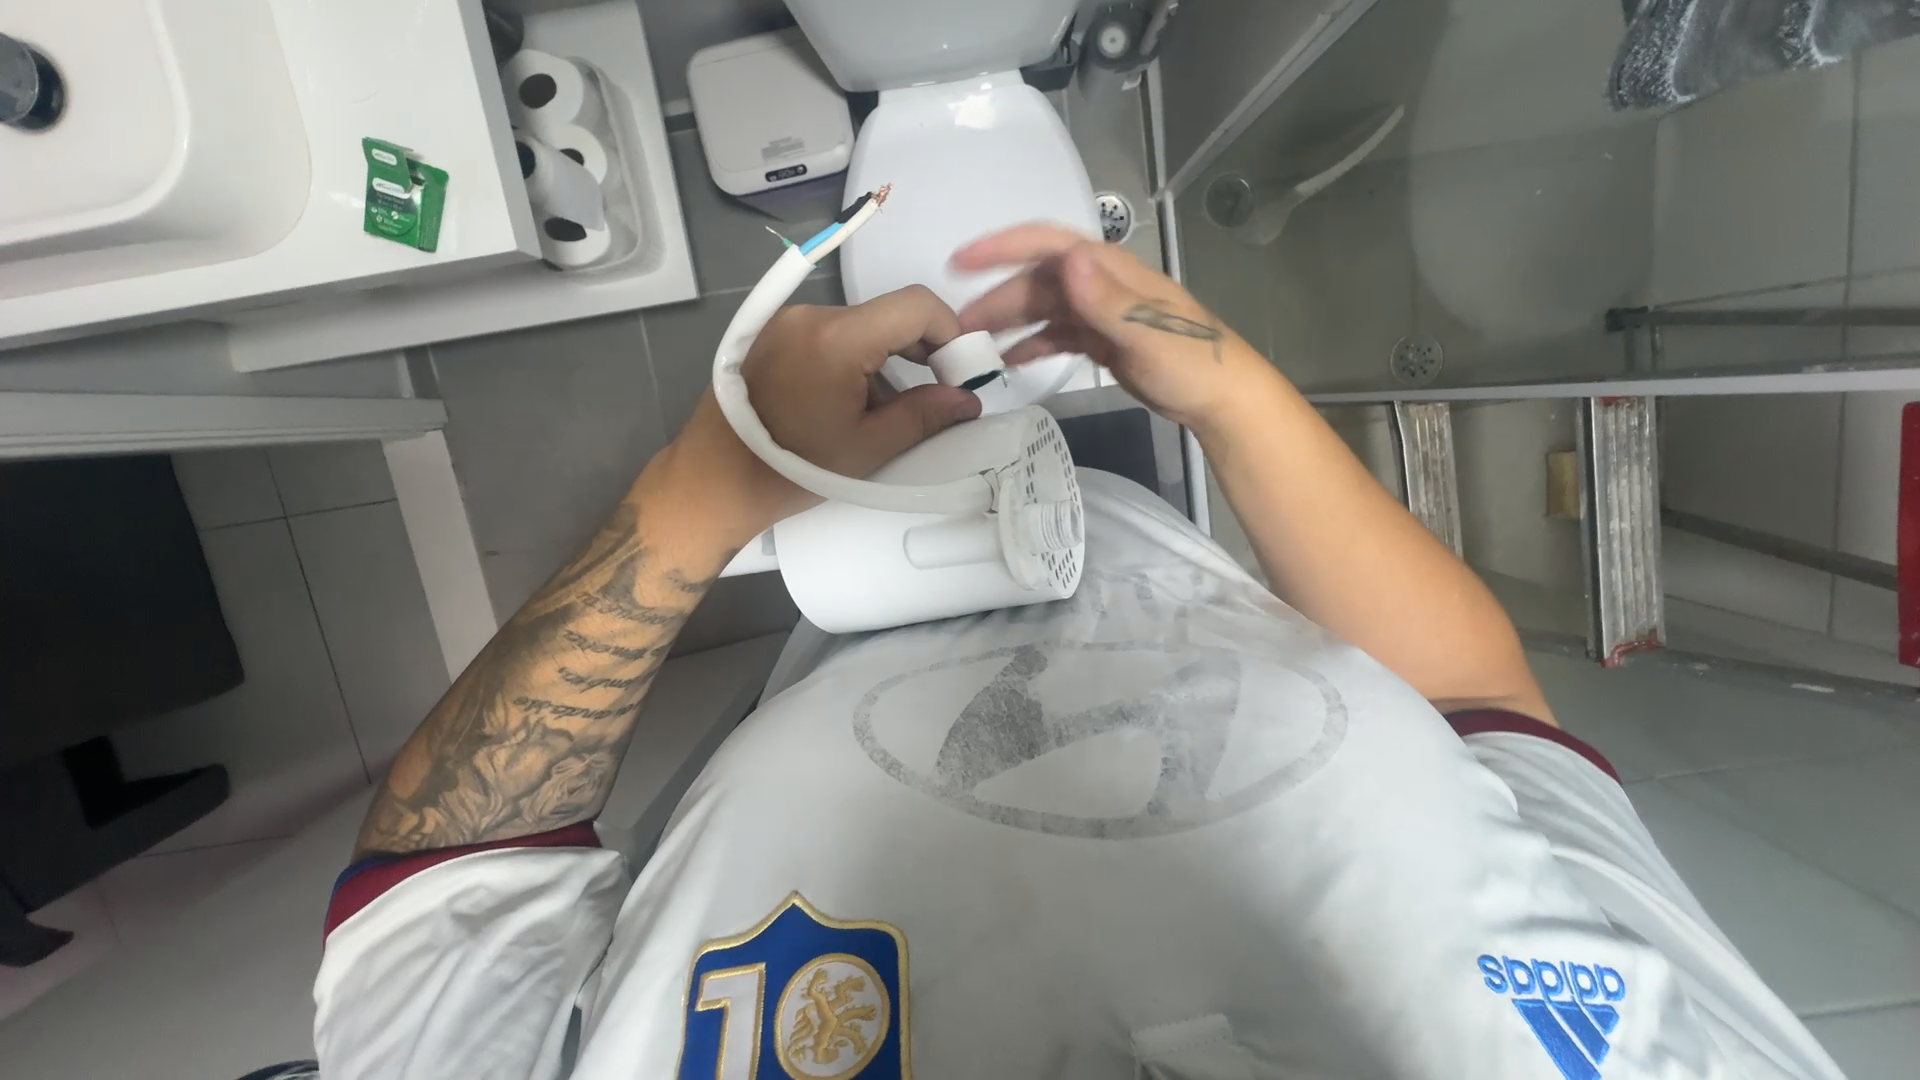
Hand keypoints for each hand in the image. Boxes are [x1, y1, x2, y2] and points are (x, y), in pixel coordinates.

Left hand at [658, 285, 983, 545]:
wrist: (713, 480)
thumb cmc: (791, 468)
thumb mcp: (869, 448)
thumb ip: (925, 416)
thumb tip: (967, 400)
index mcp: (837, 337)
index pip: (917, 305)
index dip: (952, 332)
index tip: (962, 371)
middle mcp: (811, 315)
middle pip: (888, 315)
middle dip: (921, 352)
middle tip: (938, 394)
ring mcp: (787, 323)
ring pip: (861, 327)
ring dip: (886, 361)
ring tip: (884, 412)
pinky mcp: (772, 336)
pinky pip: (831, 336)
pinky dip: (855, 361)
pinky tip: (849, 404)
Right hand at [951, 224, 1277, 432]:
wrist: (1220, 397)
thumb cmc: (1190, 360)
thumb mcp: (1146, 332)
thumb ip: (1104, 299)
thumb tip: (1066, 260)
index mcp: (1108, 270)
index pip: (1047, 245)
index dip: (1002, 248)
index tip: (960, 261)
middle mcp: (1098, 284)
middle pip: (1037, 282)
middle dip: (998, 298)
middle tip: (960, 326)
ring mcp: (1099, 313)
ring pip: (1043, 309)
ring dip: (1010, 323)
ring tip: (975, 346)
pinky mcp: (1101, 340)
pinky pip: (1056, 336)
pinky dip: (1032, 345)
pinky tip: (1009, 363)